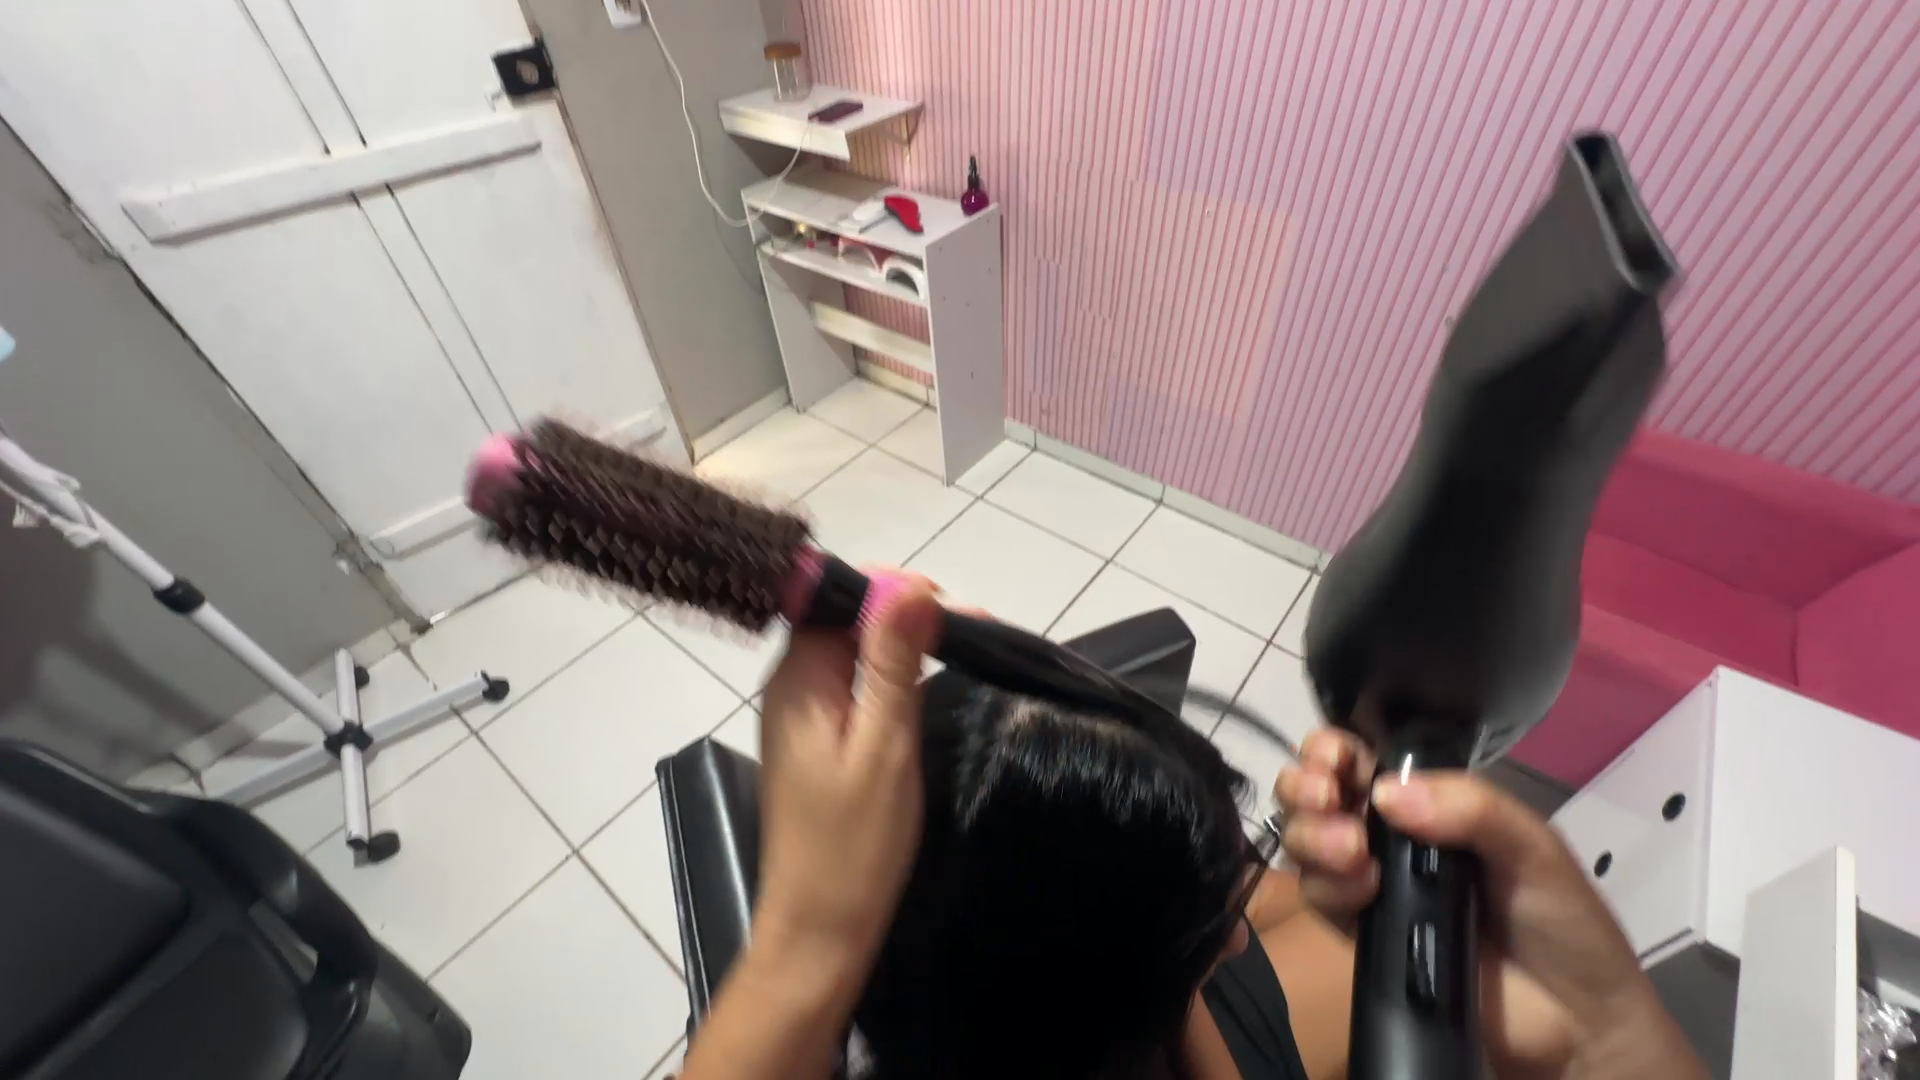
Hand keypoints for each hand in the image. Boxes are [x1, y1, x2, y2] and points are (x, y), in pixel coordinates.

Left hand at [753, 572, 942, 981]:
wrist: (821, 928)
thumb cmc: (855, 840)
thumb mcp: (885, 743)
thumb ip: (894, 661)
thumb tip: (909, 584)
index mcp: (798, 678)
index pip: (833, 599)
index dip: (886, 588)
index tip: (943, 603)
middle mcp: (791, 684)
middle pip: (843, 619)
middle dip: (900, 609)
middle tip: (964, 623)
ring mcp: (802, 712)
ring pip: (851, 649)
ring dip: (900, 638)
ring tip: (958, 638)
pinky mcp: (818, 737)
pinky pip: (853, 682)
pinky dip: (890, 672)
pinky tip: (924, 674)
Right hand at [1276, 729, 1702, 1076]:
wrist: (1574, 1020)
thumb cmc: (1559, 915)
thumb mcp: (1531, 844)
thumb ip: (1471, 807)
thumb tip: (1386, 795)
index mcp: (1414, 797)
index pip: (1352, 755)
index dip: (1328, 748)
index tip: (1335, 760)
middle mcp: (1375, 829)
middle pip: (1307, 789)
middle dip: (1303, 785)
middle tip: (1328, 797)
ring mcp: (1358, 876)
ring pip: (1300, 836)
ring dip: (1311, 833)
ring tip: (1351, 850)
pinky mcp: (1352, 926)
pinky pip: (1314, 893)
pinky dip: (1328, 884)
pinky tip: (1363, 892)